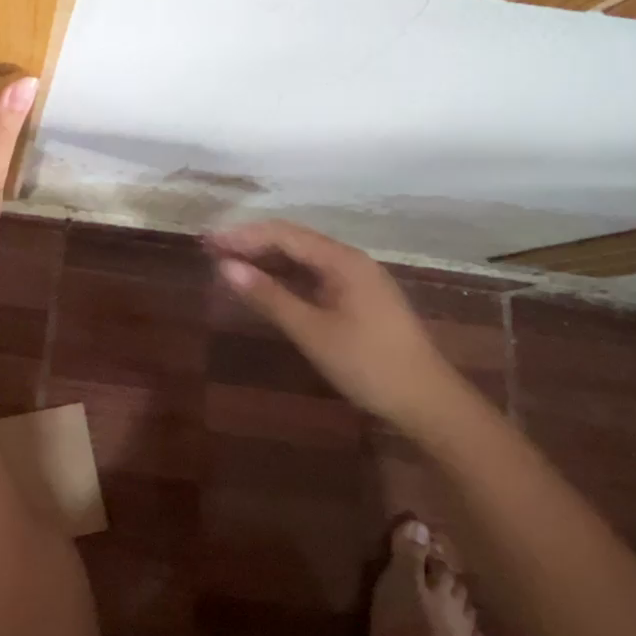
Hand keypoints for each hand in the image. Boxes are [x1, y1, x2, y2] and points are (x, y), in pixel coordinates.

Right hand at [207, 221, 463, 428]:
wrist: (427, 401)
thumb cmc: (368, 364)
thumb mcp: (311, 331)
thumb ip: (268, 296)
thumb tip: (225, 267)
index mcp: (342, 260)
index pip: (283, 234)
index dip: (242, 235)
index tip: (208, 242)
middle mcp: (351, 261)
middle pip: (294, 241)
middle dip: (251, 243)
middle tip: (211, 251)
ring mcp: (358, 280)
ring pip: (304, 259)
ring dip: (267, 260)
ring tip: (229, 266)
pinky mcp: (359, 300)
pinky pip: (315, 276)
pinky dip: (286, 278)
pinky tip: (266, 288)